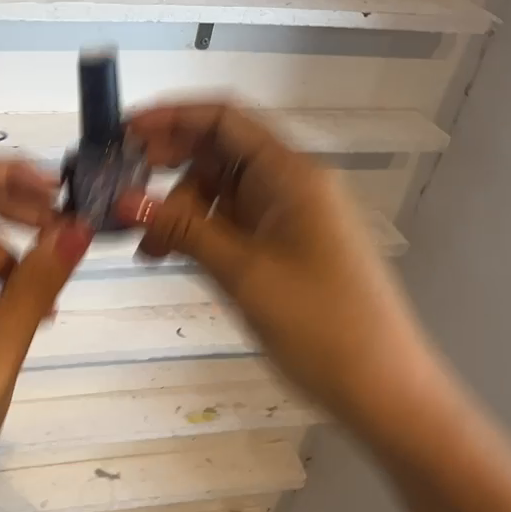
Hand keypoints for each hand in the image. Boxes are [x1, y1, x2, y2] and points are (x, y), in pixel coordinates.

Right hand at [114, 102, 433, 432]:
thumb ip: (181, 229)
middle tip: (122, 186)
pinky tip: (169, 255)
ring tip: (146, 245)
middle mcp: (291, 183)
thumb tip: (122, 199)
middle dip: (168, 163)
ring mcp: (290, 215)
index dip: (171, 116)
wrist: (388, 395)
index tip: (123, 132)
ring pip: (221, 189)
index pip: (223, 118)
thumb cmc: (321, 325)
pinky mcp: (287, 246)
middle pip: (219, 150)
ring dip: (179, 207)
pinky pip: (232, 221)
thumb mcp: (243, 273)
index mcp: (290, 173)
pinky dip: (199, 231)